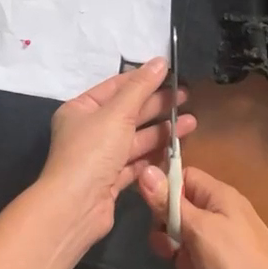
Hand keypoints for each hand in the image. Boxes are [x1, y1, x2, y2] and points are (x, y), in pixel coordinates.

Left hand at [38, 57, 195, 246]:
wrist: (75, 208)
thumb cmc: (92, 151)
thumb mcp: (118, 113)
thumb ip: (141, 87)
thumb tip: (161, 61)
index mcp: (81, 109)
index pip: (116, 87)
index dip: (143, 79)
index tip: (170, 73)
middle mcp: (89, 131)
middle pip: (128, 112)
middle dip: (157, 105)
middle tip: (186, 96)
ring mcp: (100, 158)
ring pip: (136, 139)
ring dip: (162, 130)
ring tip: (192, 122)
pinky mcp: (111, 181)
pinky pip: (137, 162)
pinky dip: (155, 155)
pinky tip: (177, 148)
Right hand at [138, 165, 267, 268]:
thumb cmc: (236, 262)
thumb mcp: (199, 230)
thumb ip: (170, 204)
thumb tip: (145, 170)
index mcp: (218, 194)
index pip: (182, 177)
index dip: (165, 195)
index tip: (157, 218)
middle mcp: (222, 210)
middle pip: (181, 210)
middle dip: (170, 233)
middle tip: (170, 252)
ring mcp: (227, 237)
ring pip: (188, 239)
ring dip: (183, 256)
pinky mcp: (228, 261)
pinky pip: (201, 259)